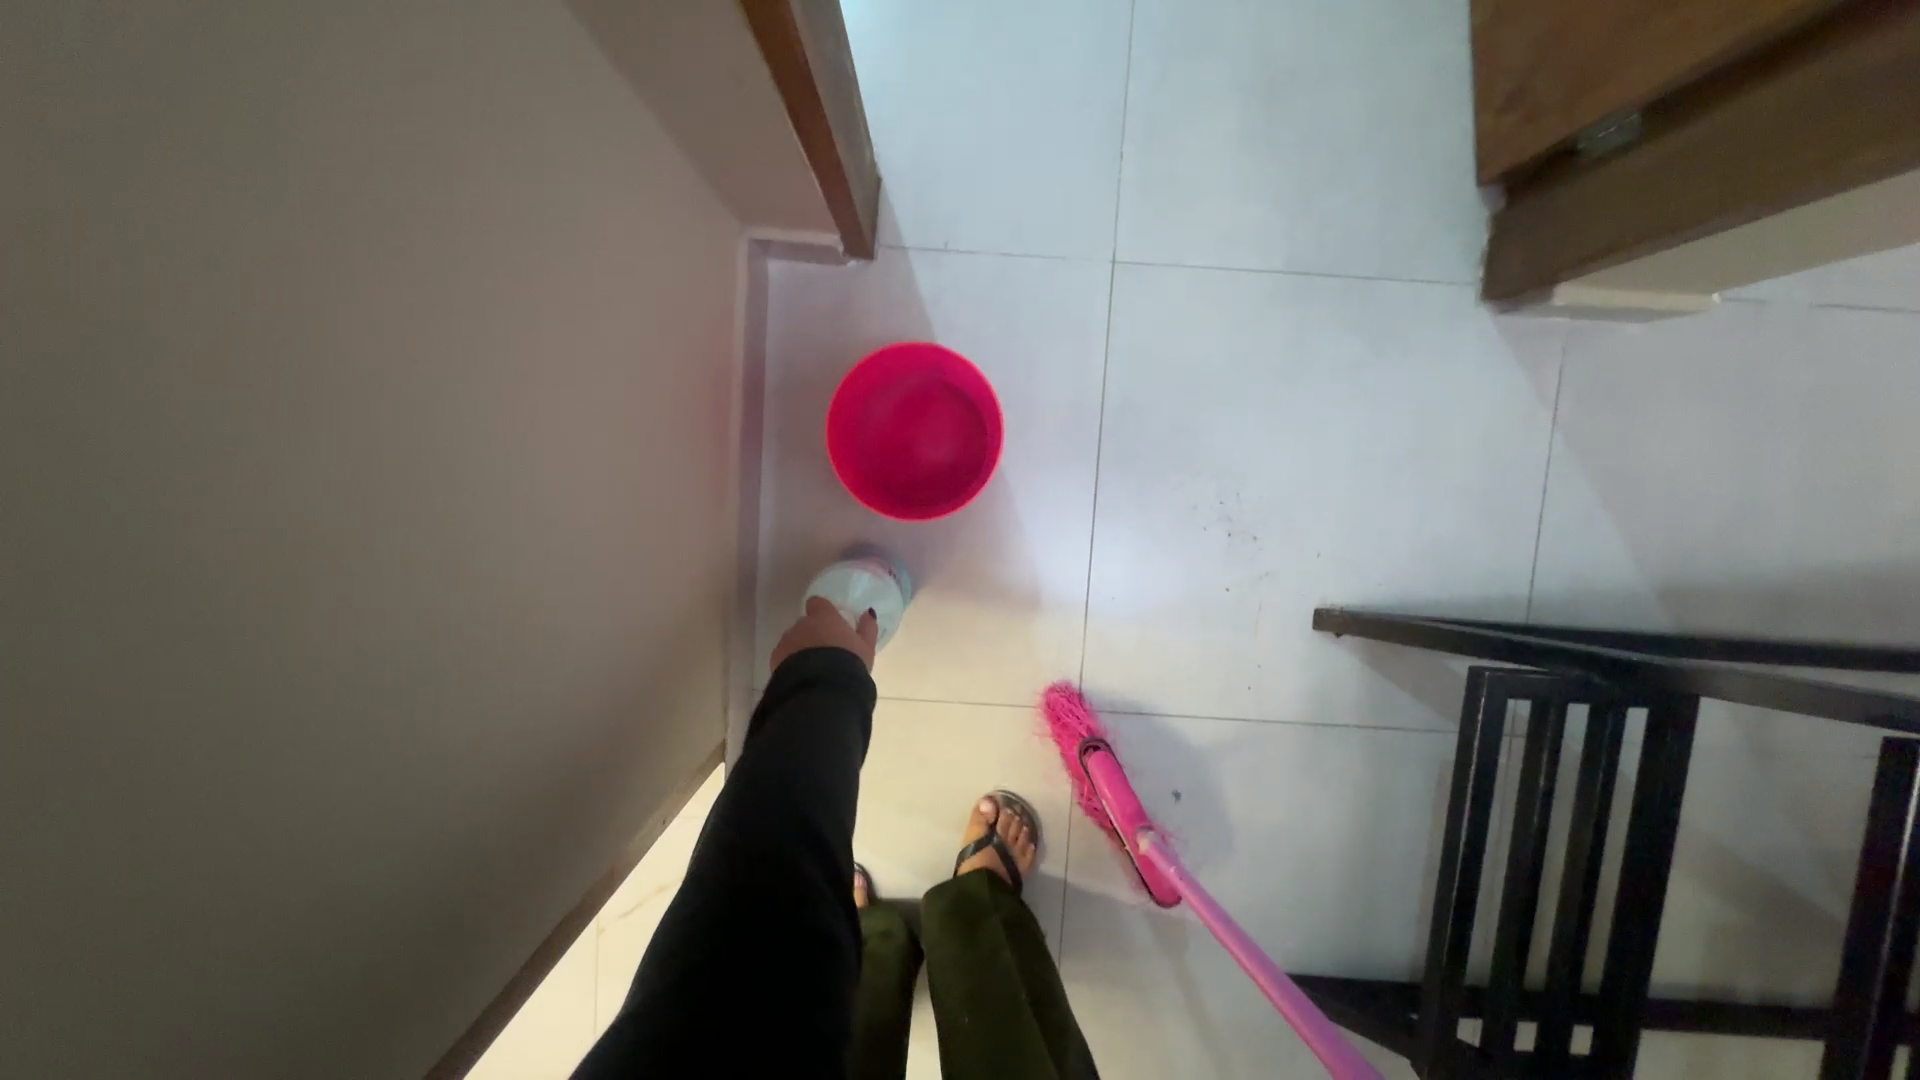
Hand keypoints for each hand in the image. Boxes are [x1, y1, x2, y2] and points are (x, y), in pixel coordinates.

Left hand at [771, 596, 878, 672]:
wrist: (822, 688)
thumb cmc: (848, 663)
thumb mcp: (866, 647)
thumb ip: (867, 628)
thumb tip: (869, 613)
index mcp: (824, 616)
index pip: (817, 603)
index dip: (822, 611)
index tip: (829, 622)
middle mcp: (802, 624)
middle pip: (805, 623)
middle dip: (812, 633)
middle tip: (825, 650)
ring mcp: (786, 641)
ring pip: (792, 640)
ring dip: (800, 648)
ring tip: (813, 667)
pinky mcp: (775, 660)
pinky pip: (783, 657)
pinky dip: (790, 662)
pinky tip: (801, 676)